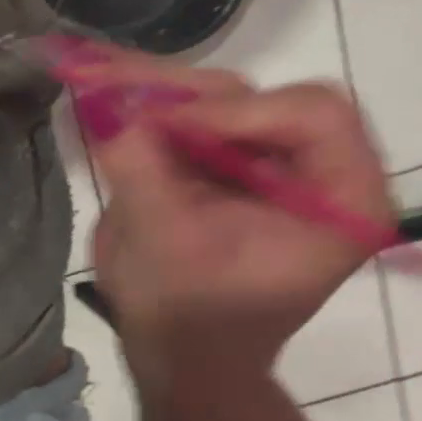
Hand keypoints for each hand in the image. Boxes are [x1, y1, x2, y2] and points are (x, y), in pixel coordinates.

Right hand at [80, 54, 393, 386]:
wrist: (176, 347)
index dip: (235, 112)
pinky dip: (132, 95)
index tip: (163, 128)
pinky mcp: (210, 159)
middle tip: (100, 81)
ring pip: (205, 95)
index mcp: (337, 196)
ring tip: (84, 74)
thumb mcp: (167, 245)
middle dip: (172, 91)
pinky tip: (89, 82)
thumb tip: (108, 107)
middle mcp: (307, 167)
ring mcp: (255, 160)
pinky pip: (177, 111)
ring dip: (144, 84)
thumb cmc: (190, 311)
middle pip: (247, 96)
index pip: (310, 116)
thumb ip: (144, 172)